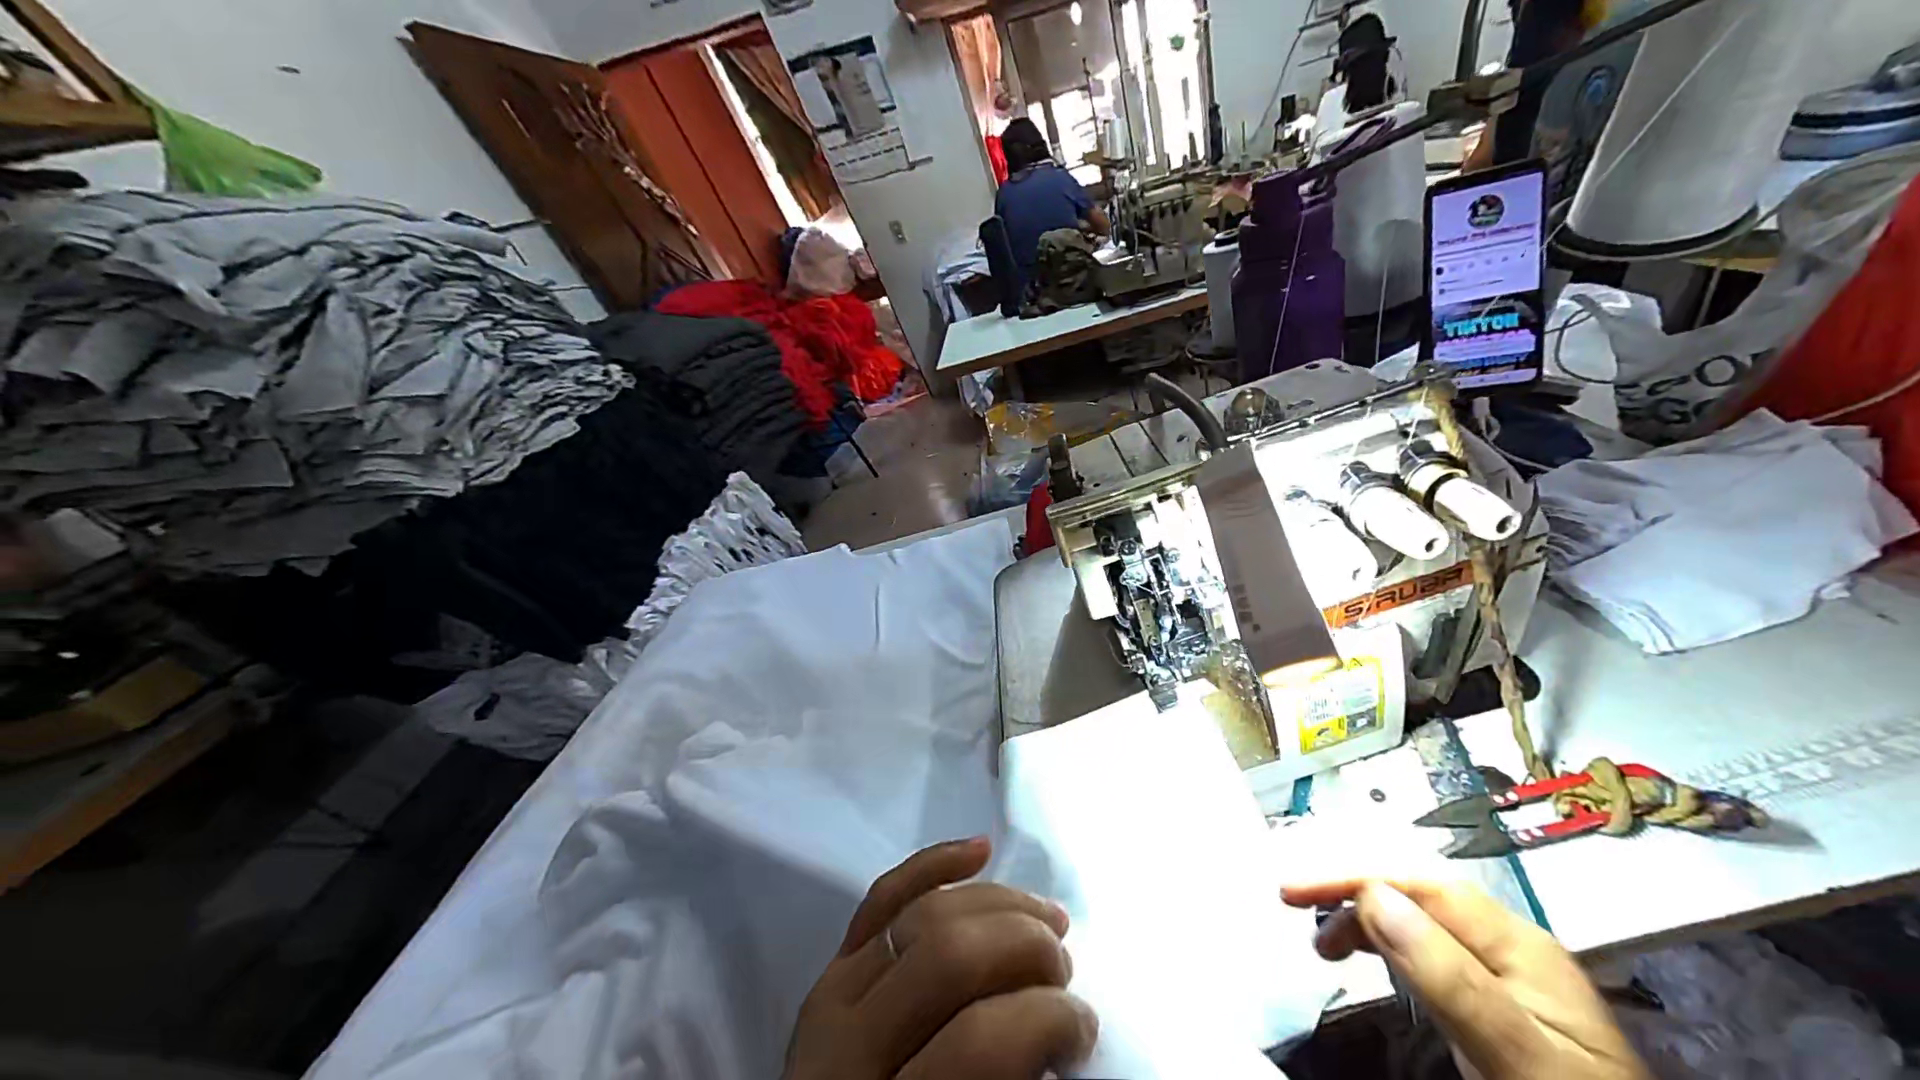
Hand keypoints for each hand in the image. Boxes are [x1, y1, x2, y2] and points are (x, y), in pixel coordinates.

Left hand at [783, 837, 1098, 1079]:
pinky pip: (880, 900)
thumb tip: (1067, 1022)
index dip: (1049, 1019)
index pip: (980, 1041)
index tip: (1083, 1025)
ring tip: (1048, 920)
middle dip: (1025, 948)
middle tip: (1064, 968)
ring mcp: (830, 997)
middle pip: (950, 959)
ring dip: (997, 903)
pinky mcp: (828, 971)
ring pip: (921, 914)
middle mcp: (847, 1049)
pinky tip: (980, 851)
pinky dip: (932, 866)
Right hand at [1283, 880, 1649, 1079]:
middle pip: (1415, 891)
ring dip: (1362, 916)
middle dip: (1349, 888)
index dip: (1349, 877)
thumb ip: (1450, 977)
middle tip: (1292, 904)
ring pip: (1418, 916)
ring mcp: (1505, 971)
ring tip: (1324, 944)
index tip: (1290, 893)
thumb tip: (1373, 895)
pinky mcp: (1496, 998)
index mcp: (1518, 944)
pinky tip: (1368, 955)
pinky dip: (1385, 942)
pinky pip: (1428, 947)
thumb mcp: (1516, 1056)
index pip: (1418, 883)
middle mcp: (1509, 944)